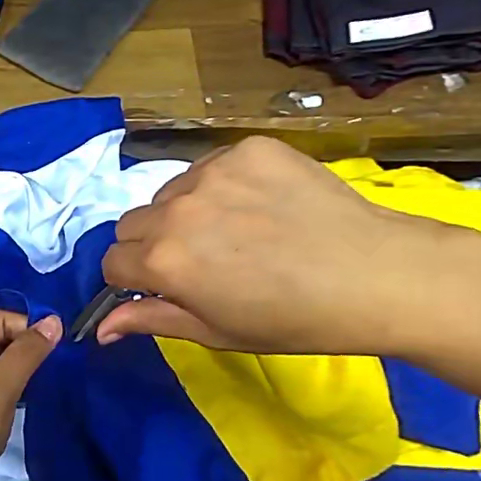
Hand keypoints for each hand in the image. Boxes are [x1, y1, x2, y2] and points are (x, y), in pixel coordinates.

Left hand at [0, 310, 61, 480]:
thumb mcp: (0, 389)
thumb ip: (27, 352)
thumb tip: (55, 320)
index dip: (29, 328)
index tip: (62, 342)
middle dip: (25, 344)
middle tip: (58, 358)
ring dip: (21, 360)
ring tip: (48, 371)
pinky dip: (12, 375)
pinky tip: (31, 385)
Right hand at [98, 137, 480, 355]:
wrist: (381, 275)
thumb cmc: (295, 319)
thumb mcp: (217, 331)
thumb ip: (152, 320)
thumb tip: (100, 328)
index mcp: (163, 261)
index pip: (113, 262)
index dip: (134, 280)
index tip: (164, 286)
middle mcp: (175, 211)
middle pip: (132, 224)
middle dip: (151, 244)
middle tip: (199, 259)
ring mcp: (211, 174)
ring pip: (168, 193)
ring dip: (183, 212)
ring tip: (235, 230)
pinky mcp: (245, 149)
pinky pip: (207, 167)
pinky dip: (220, 186)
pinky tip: (258, 205)